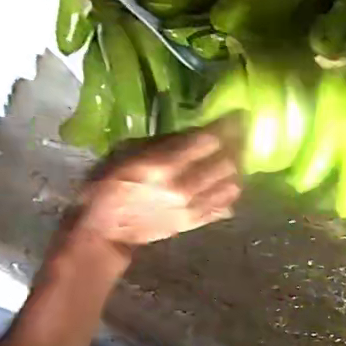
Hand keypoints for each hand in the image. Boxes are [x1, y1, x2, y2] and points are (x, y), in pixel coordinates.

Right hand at [65, 128, 241, 250]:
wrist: (104, 228)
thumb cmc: (108, 182)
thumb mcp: (126, 152)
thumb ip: (164, 143)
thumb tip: (197, 133)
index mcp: (163, 165)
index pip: (209, 141)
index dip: (226, 127)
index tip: (236, 117)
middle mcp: (183, 186)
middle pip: (228, 162)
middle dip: (237, 146)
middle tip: (241, 136)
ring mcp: (193, 207)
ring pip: (232, 185)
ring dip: (238, 169)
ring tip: (236, 157)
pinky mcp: (197, 222)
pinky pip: (227, 205)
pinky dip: (232, 191)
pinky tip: (229, 181)